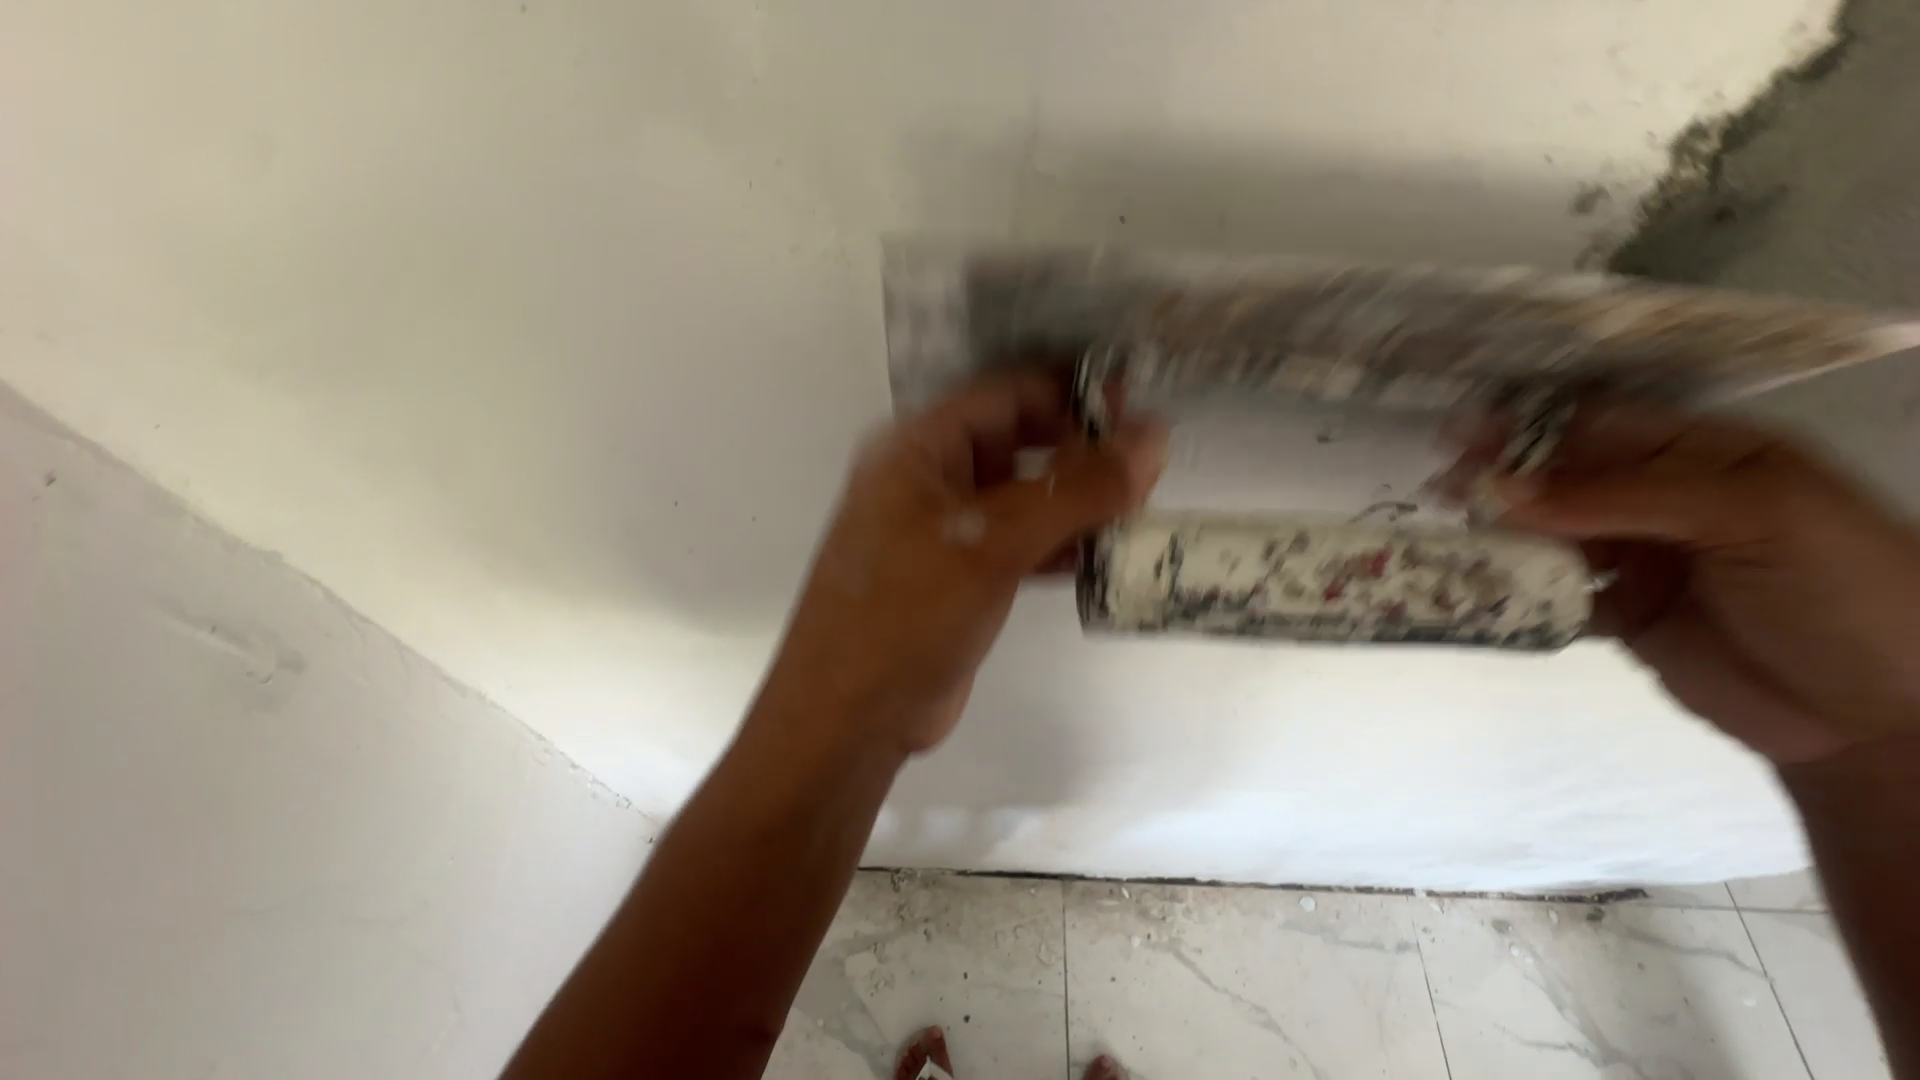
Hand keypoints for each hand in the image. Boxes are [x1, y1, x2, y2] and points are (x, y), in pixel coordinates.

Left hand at [760, 372, 1165, 755]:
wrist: (852, 716)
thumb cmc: (907, 613)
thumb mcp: (992, 543)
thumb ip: (1075, 489)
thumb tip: (1153, 439)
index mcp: (918, 446)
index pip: (1009, 394)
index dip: (1075, 395)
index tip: (1141, 412)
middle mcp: (930, 477)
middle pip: (1021, 441)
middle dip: (1082, 450)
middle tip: (1149, 467)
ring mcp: (946, 529)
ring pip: (1026, 494)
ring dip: (1078, 500)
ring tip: (1141, 508)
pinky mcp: (964, 575)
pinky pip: (1023, 541)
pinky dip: (1062, 543)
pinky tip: (1108, 553)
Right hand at [1452, 406, 1919, 763]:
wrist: (1880, 718)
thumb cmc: (1841, 590)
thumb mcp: (1752, 515)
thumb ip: (1623, 496)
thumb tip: (1499, 489)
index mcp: (1705, 456)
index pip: (1600, 427)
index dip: (1530, 427)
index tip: (1462, 435)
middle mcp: (1660, 499)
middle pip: (1562, 477)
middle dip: (1501, 476)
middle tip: (1440, 485)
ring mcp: (1636, 557)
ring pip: (1547, 531)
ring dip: (1498, 529)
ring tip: (1445, 529)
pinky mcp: (1616, 612)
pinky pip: (1550, 589)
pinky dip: (1511, 586)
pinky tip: (1472, 582)